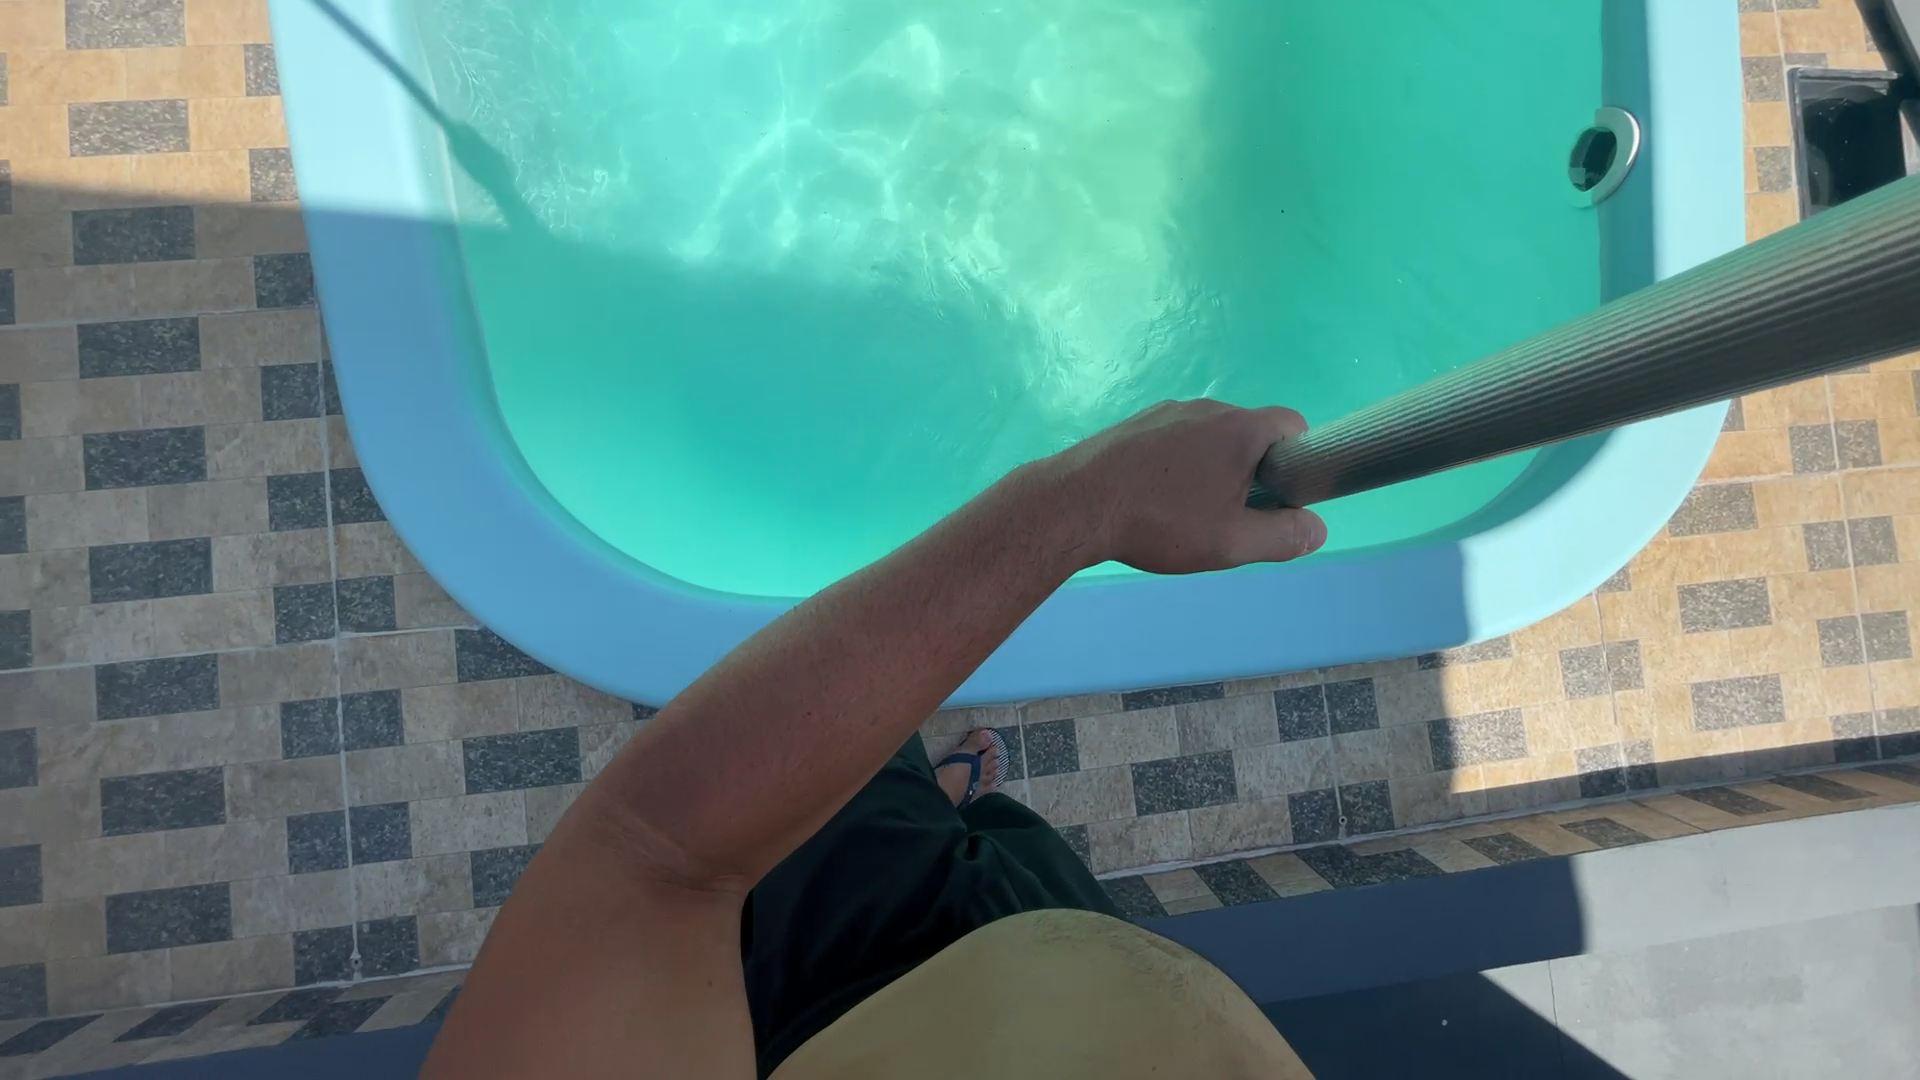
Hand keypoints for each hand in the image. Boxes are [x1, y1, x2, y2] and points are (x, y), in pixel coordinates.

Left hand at [1050, 399, 1326, 574]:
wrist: (1074, 505)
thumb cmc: (1160, 522)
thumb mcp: (1233, 543)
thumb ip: (1284, 536)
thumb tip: (1316, 528)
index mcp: (1240, 427)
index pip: (1293, 426)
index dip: (1297, 460)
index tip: (1279, 496)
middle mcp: (1205, 408)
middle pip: (1248, 434)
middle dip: (1251, 471)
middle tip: (1228, 514)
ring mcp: (1163, 411)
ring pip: (1206, 438)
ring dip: (1209, 469)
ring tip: (1182, 512)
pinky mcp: (1132, 424)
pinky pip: (1170, 441)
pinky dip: (1173, 465)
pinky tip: (1150, 498)